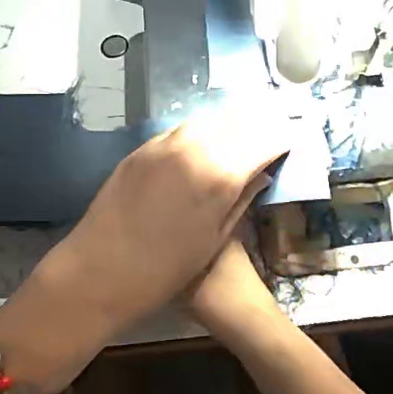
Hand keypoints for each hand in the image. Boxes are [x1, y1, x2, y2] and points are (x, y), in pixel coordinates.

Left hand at [0, 107, 290, 388]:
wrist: (99, 272)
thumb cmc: (166, 269)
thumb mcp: (214, 239)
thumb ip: (241, 198)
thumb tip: (260, 174)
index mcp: (220, 175)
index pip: (262, 142)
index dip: (280, 139)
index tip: (292, 138)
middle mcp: (194, 149)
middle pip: (236, 122)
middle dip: (258, 124)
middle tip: (273, 127)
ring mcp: (163, 145)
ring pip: (207, 121)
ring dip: (228, 124)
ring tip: (242, 133)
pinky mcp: (141, 149)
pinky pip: (180, 131)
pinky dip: (199, 132)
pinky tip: (205, 143)